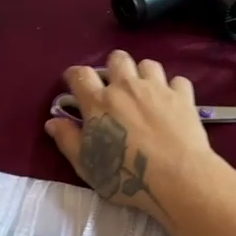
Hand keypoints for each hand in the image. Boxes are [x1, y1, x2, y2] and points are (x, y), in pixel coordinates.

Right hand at [44, 50, 214, 219]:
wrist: (177, 176)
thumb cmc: (126, 175)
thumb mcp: (87, 165)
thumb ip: (68, 140)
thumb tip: (53, 121)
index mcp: (99, 102)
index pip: (80, 75)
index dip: (75, 76)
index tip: (75, 84)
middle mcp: (127, 87)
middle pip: (117, 59)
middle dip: (113, 68)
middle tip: (115, 87)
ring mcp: (157, 88)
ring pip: (148, 64)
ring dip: (143, 75)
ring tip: (145, 93)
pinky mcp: (182, 96)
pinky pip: (177, 80)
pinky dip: (173, 89)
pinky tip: (172, 102)